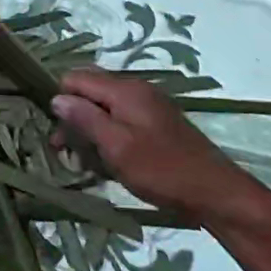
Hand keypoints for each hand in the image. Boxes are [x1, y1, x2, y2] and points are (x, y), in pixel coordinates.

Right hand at [51, 68, 255, 218]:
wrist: (214, 192)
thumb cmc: (161, 170)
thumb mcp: (116, 145)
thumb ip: (85, 118)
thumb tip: (56, 97)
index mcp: (125, 89)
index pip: (76, 78)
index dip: (60, 101)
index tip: (57, 132)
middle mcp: (136, 90)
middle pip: (89, 92)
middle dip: (72, 118)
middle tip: (64, 151)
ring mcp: (148, 106)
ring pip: (104, 108)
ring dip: (89, 131)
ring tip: (84, 162)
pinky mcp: (156, 123)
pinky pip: (120, 120)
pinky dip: (107, 137)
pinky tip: (107, 161)